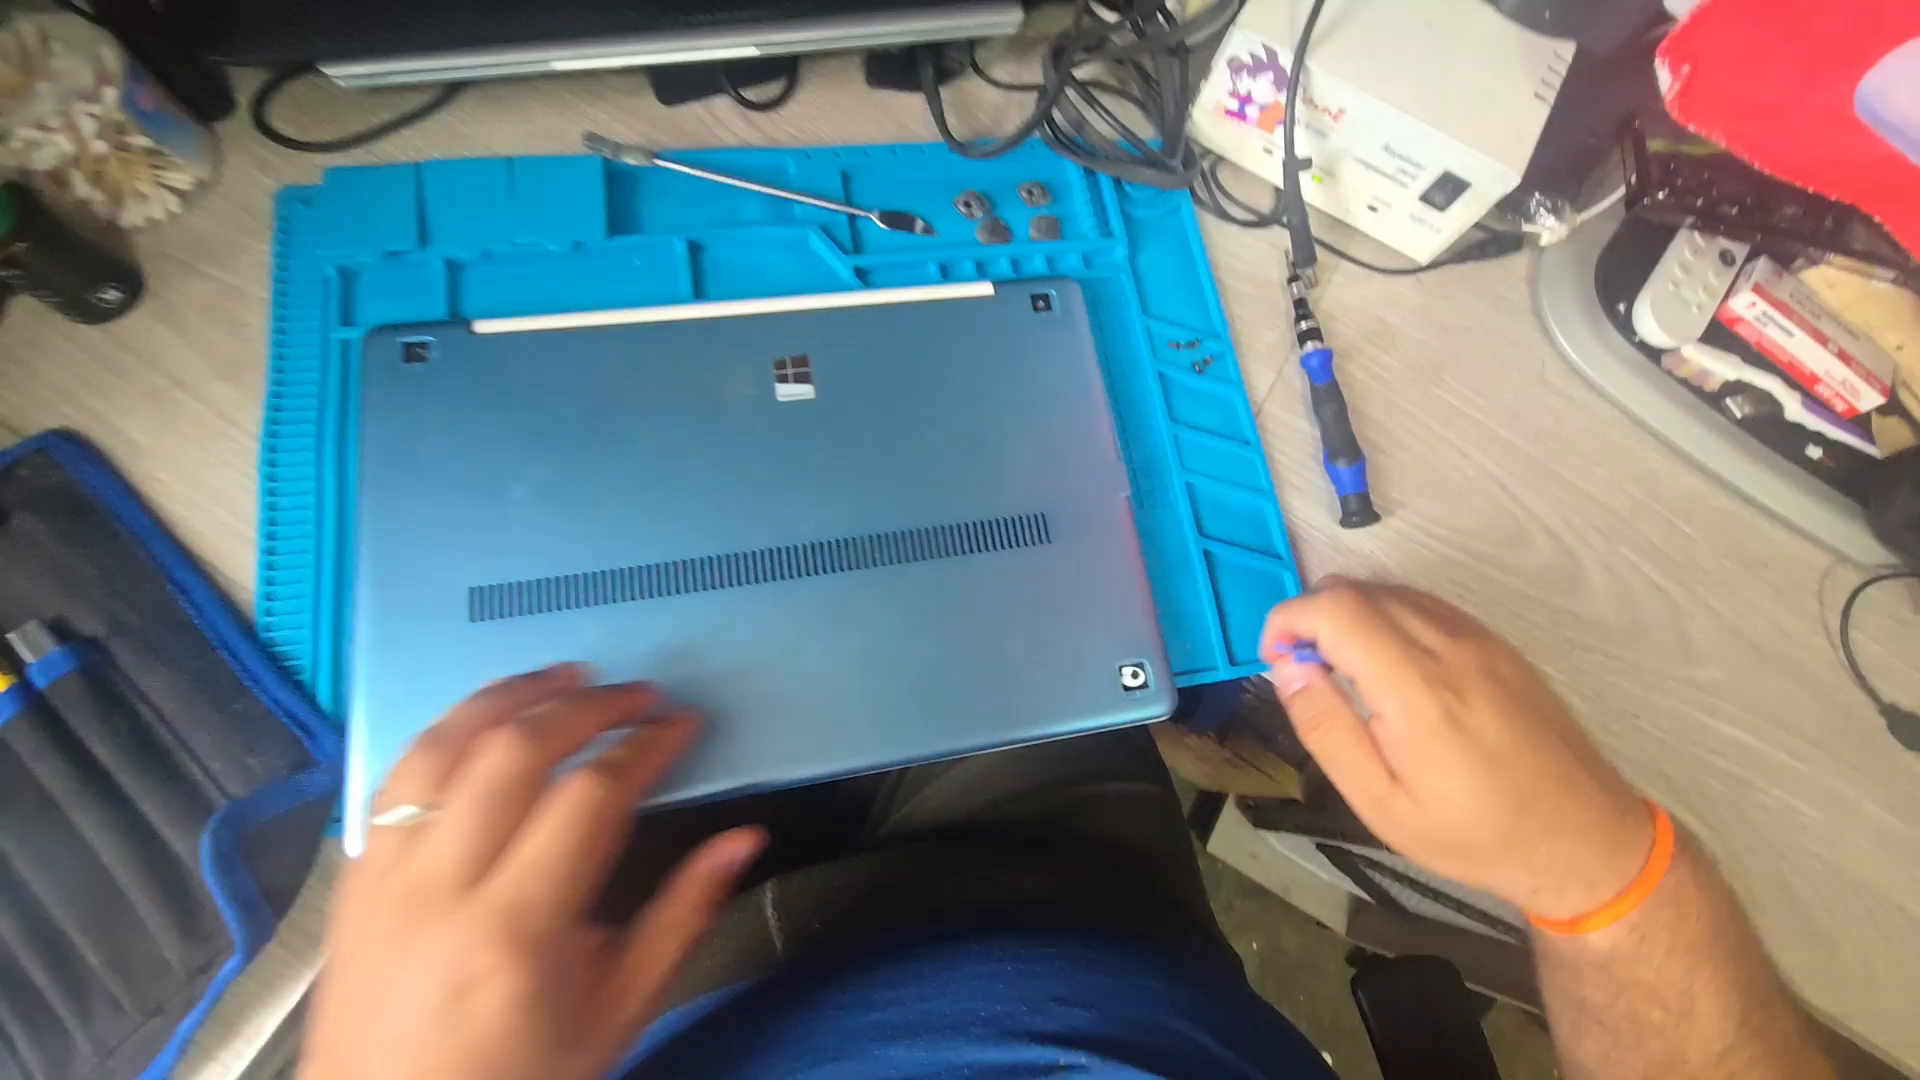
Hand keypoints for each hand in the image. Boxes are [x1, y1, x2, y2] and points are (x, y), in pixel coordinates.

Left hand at [300, 665, 766, 1079]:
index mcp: (518, 930)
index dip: (647, 746)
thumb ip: (685, 914)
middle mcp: (442, 891)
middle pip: (517, 751)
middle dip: (590, 705)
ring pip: (444, 746)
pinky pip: (397, 776)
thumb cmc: (523, 1077)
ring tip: (568, 674)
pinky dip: (452, 728)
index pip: (591, 796)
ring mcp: (384, 880)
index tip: (684, 723)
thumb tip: (745, 838)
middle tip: (640, 694)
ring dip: (513, 694)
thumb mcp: (620, 1007)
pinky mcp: (354, 880)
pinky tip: (492, 716)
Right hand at [1261, 579, 1652, 920]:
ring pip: (1385, 589)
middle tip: (1301, 668)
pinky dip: (1381, 615)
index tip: (1276, 659)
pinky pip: (1419, 602)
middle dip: (1308, 616)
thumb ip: (1325, 727)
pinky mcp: (1494, 641)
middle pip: (1354, 589)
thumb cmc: (1473, 833)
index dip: (1287, 620)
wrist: (1587, 841)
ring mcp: (1477, 637)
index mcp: (1416, 688)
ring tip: (1338, 667)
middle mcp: (1448, 645)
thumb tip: (1287, 667)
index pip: (1333, 608)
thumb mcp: (1379, 802)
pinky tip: (1383, 662)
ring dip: (1343, 613)